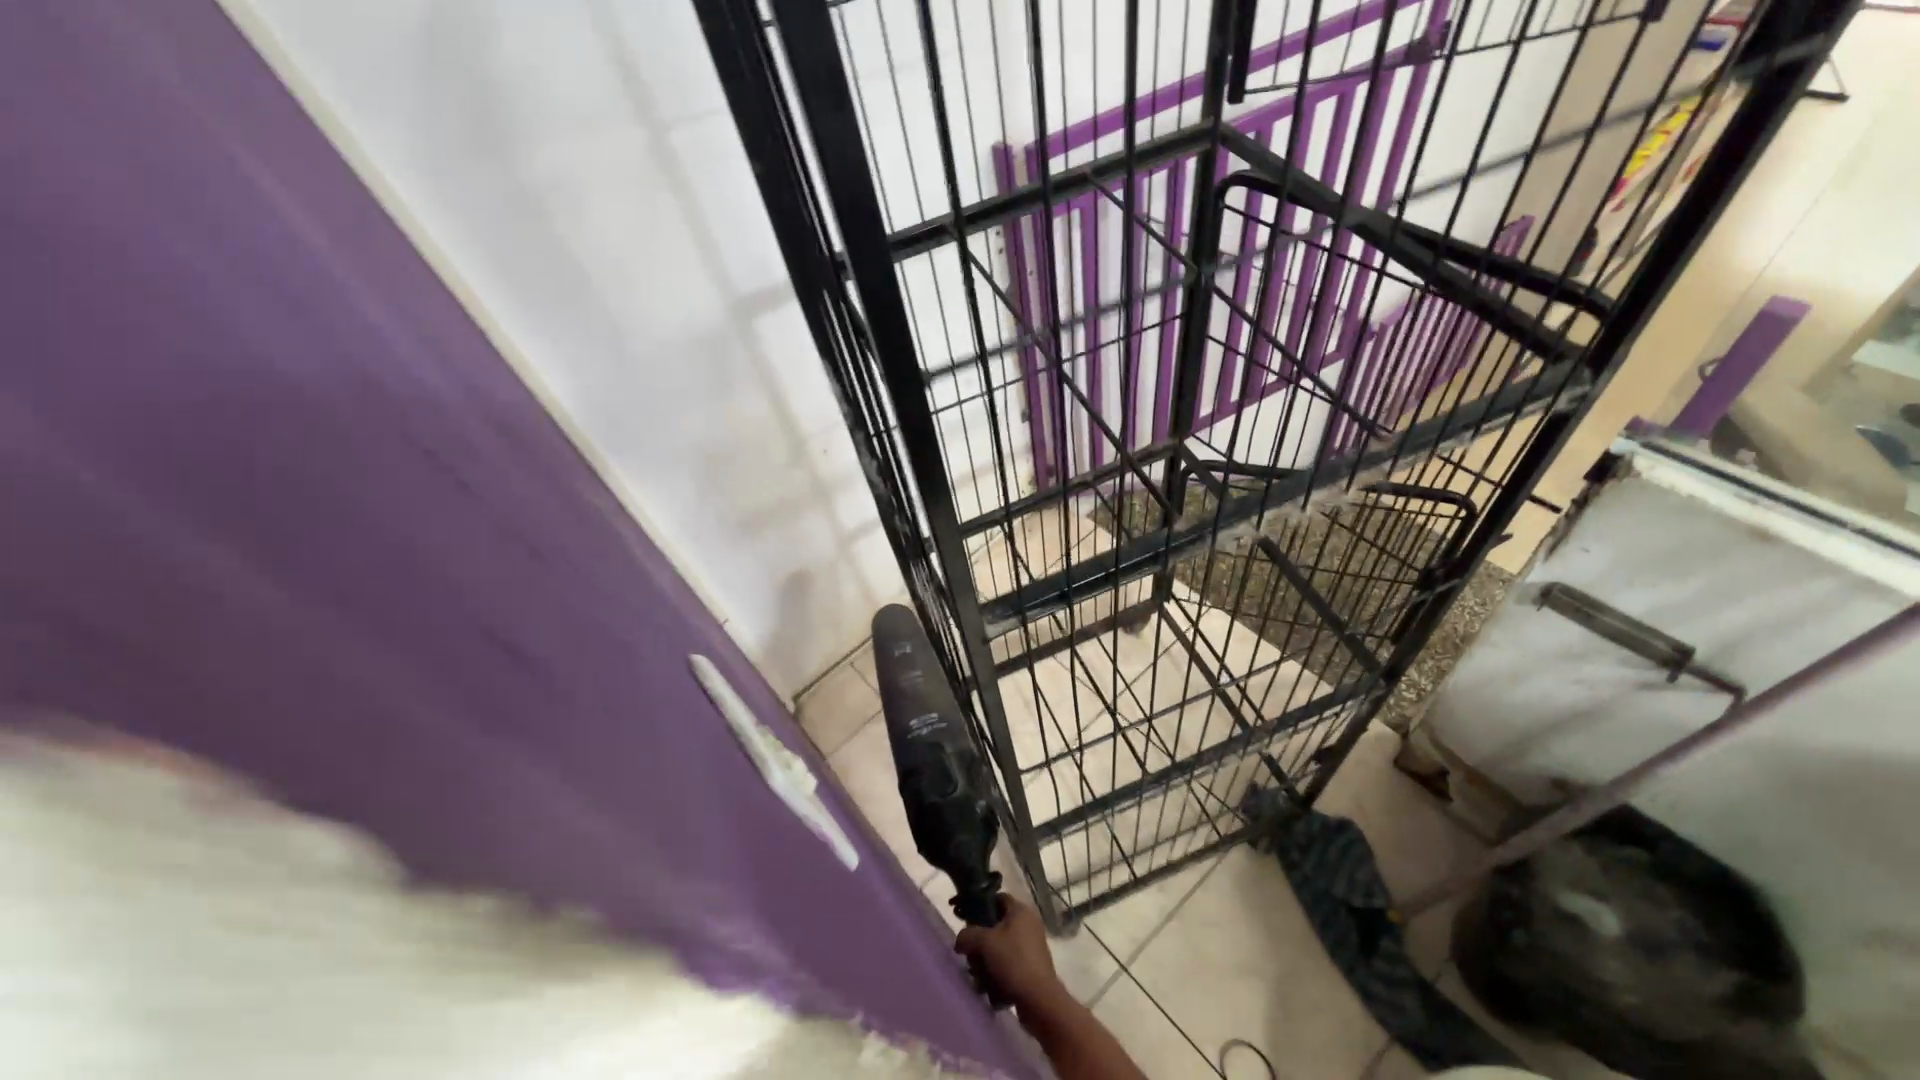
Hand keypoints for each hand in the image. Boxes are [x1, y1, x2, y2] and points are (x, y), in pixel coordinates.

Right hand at [953, 895, 1068, 1013]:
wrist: (1038, 998)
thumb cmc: (1012, 961)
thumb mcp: (984, 942)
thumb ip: (967, 935)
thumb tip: (961, 940)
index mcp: (1021, 911)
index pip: (996, 898)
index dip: (978, 905)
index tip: (963, 917)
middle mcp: (1028, 925)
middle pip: (994, 926)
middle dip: (979, 942)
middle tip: (970, 954)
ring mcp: (1030, 947)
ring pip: (998, 948)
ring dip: (984, 961)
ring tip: (979, 975)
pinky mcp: (1030, 966)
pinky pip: (1006, 964)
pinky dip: (995, 973)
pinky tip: (988, 987)